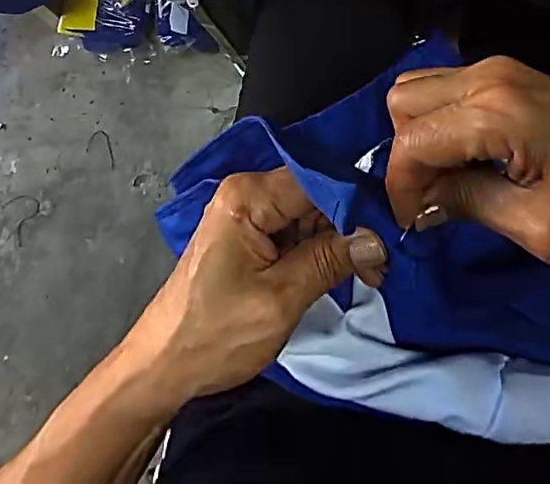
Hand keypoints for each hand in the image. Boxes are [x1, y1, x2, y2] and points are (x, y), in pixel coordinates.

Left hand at [124, 168, 387, 401]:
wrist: (160, 370)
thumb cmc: (211, 336)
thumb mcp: (279, 301)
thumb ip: (329, 262)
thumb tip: (377, 239)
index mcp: (249, 195)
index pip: (318, 179)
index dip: (357, 200)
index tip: (390, 224)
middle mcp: (249, 191)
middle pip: (317, 193)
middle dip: (352, 224)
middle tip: (385, 257)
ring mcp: (250, 211)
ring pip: (312, 212)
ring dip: (340, 239)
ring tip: (371, 268)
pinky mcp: (253, 232)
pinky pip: (298, 228)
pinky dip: (322, 248)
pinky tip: (346, 267)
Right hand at [384, 56, 549, 264]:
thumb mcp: (544, 229)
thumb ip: (470, 205)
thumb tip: (421, 203)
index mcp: (497, 110)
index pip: (409, 141)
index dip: (401, 190)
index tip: (417, 228)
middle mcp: (493, 74)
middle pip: (404, 102)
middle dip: (408, 156)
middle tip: (437, 204)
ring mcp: (507, 69)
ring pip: (425, 91)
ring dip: (426, 139)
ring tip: (458, 186)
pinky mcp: (521, 76)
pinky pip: (456, 91)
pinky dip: (449, 126)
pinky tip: (478, 163)